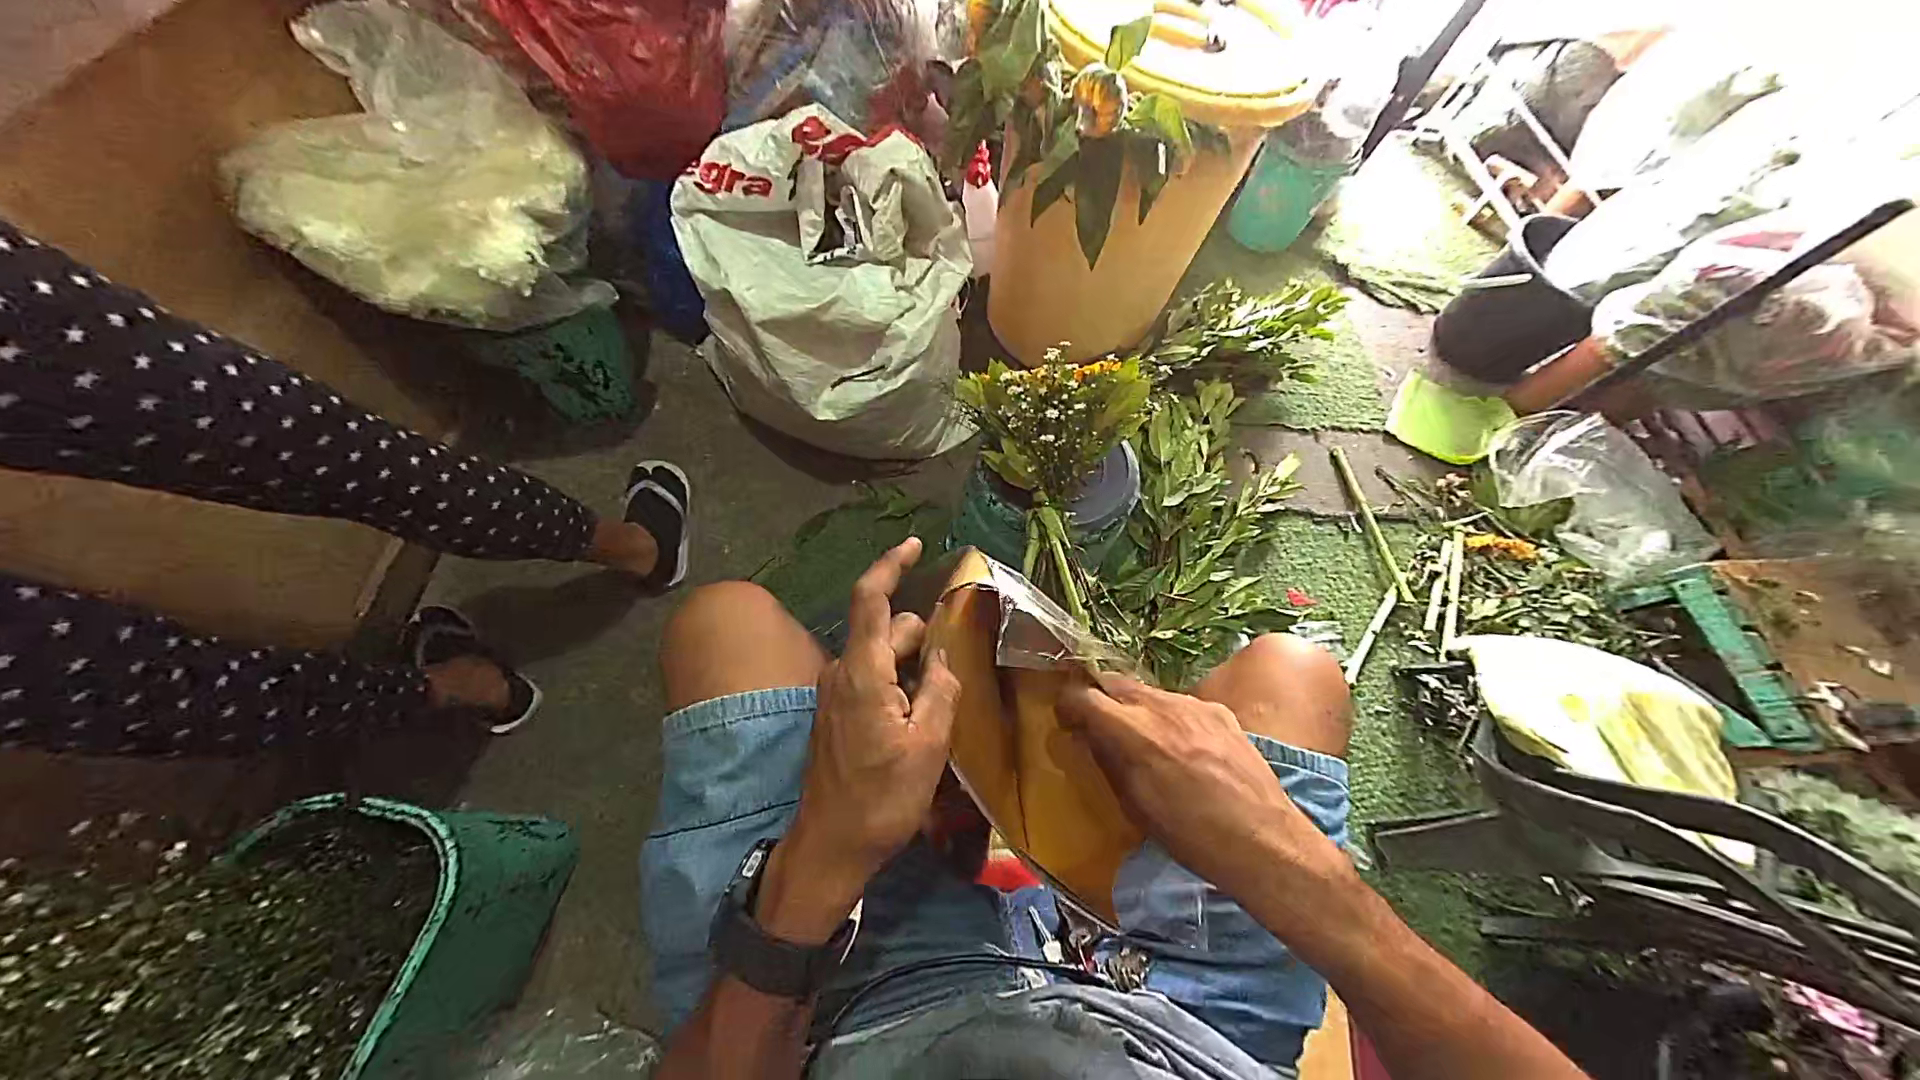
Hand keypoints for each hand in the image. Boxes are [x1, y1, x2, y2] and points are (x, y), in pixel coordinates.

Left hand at [760, 538, 960, 942]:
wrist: (830, 846)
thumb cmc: (882, 798)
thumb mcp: (928, 745)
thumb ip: (940, 690)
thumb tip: (943, 657)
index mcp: (862, 672)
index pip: (870, 599)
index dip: (891, 564)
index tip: (914, 543)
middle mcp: (842, 672)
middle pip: (887, 631)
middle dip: (922, 639)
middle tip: (956, 668)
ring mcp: (836, 692)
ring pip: (882, 656)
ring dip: (913, 665)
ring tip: (943, 699)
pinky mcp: (836, 712)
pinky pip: (872, 678)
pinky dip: (899, 682)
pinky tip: (921, 713)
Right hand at [1057, 672, 1343, 903]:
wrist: (1264, 842)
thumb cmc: (1190, 835)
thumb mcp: (1135, 804)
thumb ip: (1108, 760)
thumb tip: (1089, 735)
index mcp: (1133, 731)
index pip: (1083, 695)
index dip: (1067, 704)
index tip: (1065, 719)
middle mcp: (1161, 706)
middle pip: (1114, 681)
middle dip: (1098, 697)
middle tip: (1094, 721)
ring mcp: (1194, 704)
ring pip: (1147, 691)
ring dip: (1133, 705)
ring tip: (1138, 735)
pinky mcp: (1219, 711)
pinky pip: (1179, 703)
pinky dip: (1167, 715)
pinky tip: (1179, 744)